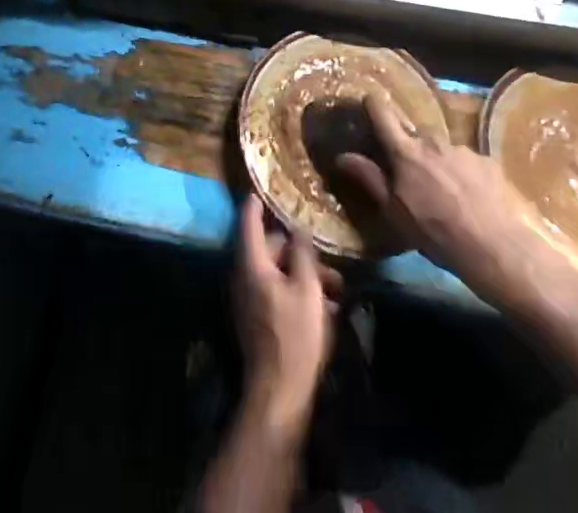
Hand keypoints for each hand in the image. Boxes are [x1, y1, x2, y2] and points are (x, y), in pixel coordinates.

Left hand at [232, 194, 340, 426]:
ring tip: (336, 287)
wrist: (279, 389)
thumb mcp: (308, 289)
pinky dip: (296, 291)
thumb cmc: (295, 335)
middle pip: (267, 250)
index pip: (249, 224)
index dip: (255, 204)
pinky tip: (325, 306)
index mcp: (251, 265)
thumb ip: (302, 255)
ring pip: (275, 272)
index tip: (260, 187)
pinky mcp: (255, 316)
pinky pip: (274, 291)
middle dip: (297, 249)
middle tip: (327, 257)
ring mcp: (246, 298)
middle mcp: (242, 277)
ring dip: (302, 274)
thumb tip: (297, 228)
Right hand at [336, 90, 560, 306]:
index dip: (373, 105)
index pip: (383, 117)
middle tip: (412, 177)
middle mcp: (434, 142)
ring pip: (443, 151)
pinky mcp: (490, 163)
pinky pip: (468, 163)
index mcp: (405, 153)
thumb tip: (342, 155)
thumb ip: (369, 179)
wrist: (497, 248)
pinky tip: (472, 199)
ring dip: (439, 165)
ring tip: (447, 194)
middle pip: (416, 138)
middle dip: (411, 151)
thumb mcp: (394, 212)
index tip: (368, 98)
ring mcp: (464, 151)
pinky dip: (465, 175)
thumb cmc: (435, 232)